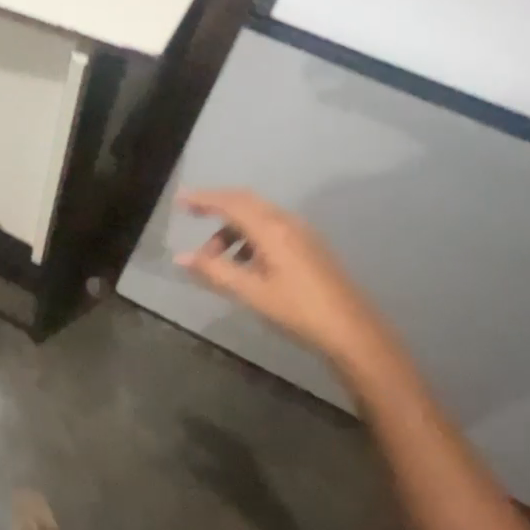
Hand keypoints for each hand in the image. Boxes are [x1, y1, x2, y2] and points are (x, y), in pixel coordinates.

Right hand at [174, 190, 392, 365]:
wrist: (350, 330)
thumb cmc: (297, 309)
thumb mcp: (250, 292)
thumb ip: (214, 271)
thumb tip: (180, 257)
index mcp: (271, 229)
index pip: (231, 203)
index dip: (203, 199)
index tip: (179, 200)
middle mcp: (286, 223)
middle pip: (245, 202)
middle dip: (216, 205)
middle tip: (190, 214)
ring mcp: (301, 233)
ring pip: (258, 217)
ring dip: (232, 229)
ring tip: (215, 259)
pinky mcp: (308, 246)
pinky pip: (270, 229)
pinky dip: (248, 237)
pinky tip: (243, 264)